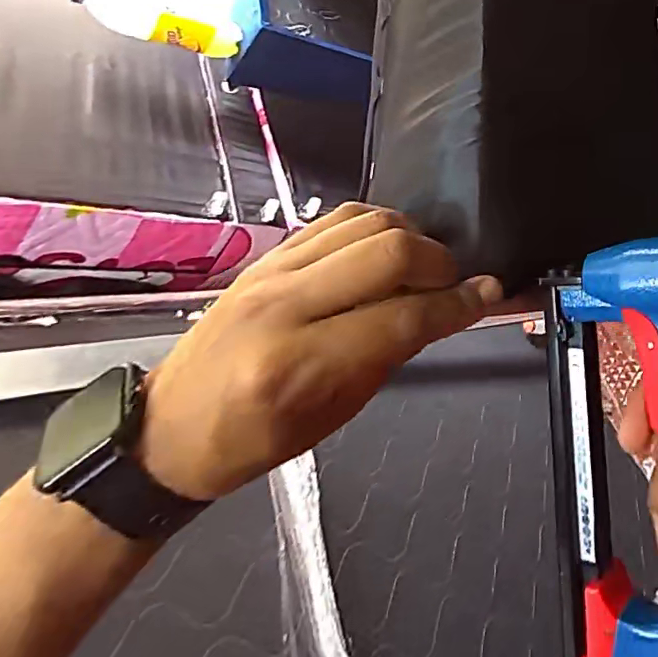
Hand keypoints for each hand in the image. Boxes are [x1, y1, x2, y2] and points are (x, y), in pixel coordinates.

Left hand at [135, 203, 501, 499]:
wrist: (169, 427)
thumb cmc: (255, 439)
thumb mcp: (335, 412)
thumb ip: (392, 351)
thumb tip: (446, 310)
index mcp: (299, 365)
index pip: (402, 318)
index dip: (457, 305)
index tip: (488, 294)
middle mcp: (284, 306)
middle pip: (389, 253)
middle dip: (439, 263)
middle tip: (453, 282)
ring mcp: (272, 271)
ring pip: (369, 223)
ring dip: (413, 237)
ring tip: (423, 263)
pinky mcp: (269, 254)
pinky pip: (339, 217)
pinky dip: (378, 223)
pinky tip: (388, 244)